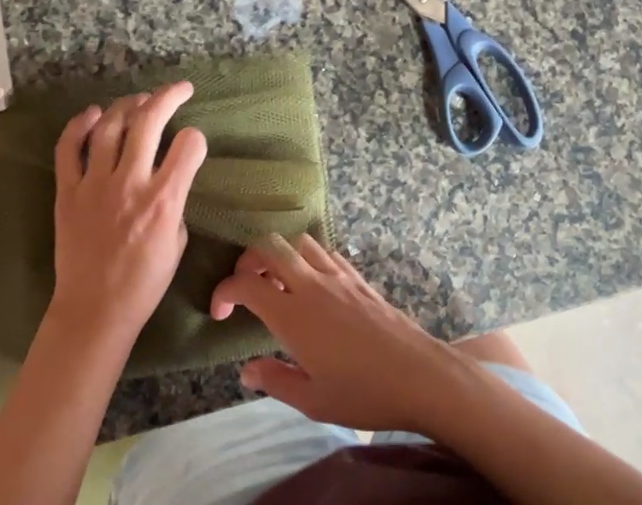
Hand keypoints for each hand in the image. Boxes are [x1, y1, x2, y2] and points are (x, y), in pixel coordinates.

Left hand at [50, 83, 207, 337]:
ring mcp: (94, 184)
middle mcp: (130, 183)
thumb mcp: (177, 242)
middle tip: (179, 90)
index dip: (197, 138)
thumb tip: (169, 177)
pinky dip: (79, 124)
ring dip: (127, 105)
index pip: (189, 146)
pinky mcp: (67, 191)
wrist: (95, 309)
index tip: (194, 143)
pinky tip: (93, 113)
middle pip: (149, 120)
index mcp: (164, 200)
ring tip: (139, 100)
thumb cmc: (144, 282)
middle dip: (168, 97)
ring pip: (109, 125)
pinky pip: (68, 147)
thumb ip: (175, 202)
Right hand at [210, 233, 471, 433]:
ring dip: (280, 254)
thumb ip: (275, 381)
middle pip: (269, 246)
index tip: (219, 313)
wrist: (422, 377)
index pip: (245, 283)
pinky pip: (326, 252)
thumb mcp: (312, 400)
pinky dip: (309, 258)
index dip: (223, 291)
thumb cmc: (364, 393)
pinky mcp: (359, 279)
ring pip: (299, 242)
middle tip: (245, 287)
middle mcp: (312, 285)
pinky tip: (312, 284)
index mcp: (293, 314)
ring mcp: (338, 277)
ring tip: (277, 282)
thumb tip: (246, 371)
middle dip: (247, 260)